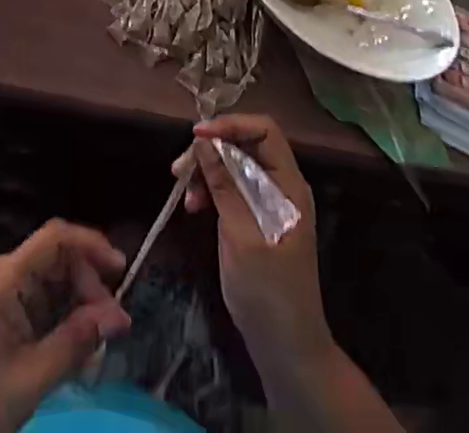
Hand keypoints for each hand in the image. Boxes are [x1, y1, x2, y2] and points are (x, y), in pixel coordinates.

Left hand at [0, 220, 131, 432]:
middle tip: (112, 328)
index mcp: (7, 276)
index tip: (123, 270)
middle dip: (91, 286)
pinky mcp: (8, 316)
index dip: (92, 244)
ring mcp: (7, 294)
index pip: (56, 237)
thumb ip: (77, 341)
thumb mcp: (34, 375)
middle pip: (61, 259)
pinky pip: (47, 306)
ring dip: (81, 308)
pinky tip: (78, 356)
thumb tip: (121, 316)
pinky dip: (67, 324)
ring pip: (58, 284)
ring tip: (95, 349)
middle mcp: (7, 275)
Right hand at [174, 115, 330, 364]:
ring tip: (183, 193)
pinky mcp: (252, 216)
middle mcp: (280, 186)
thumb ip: (224, 185)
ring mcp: (266, 201)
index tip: (196, 136)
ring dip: (205, 170)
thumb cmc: (267, 289)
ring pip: (232, 165)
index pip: (265, 131)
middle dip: (210, 149)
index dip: (231, 125)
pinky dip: (208, 189)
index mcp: (289, 186)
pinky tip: (193, 206)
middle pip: (244, 145)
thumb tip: (204, 141)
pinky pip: (228, 187)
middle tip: (179, 168)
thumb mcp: (242, 234)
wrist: (283, 342)